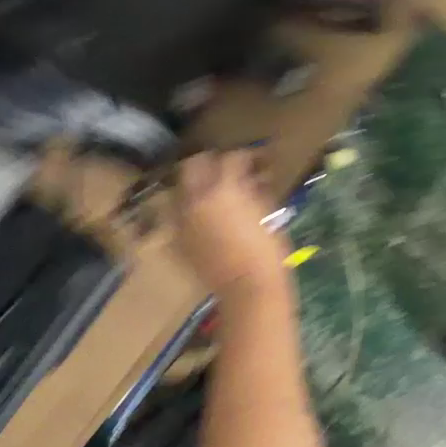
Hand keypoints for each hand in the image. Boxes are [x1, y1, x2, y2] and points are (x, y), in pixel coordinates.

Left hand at [175, 150, 290, 297]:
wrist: (248, 291)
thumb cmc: (268, 253)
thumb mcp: (269, 215)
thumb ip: (257, 190)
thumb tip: (255, 177)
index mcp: (223, 190)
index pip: (231, 158)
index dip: (248, 156)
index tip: (260, 160)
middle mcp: (195, 198)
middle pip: (194, 164)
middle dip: (213, 162)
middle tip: (232, 171)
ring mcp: (181, 218)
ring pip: (182, 188)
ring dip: (199, 185)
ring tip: (218, 195)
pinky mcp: (176, 238)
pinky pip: (180, 214)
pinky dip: (193, 210)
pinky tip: (209, 219)